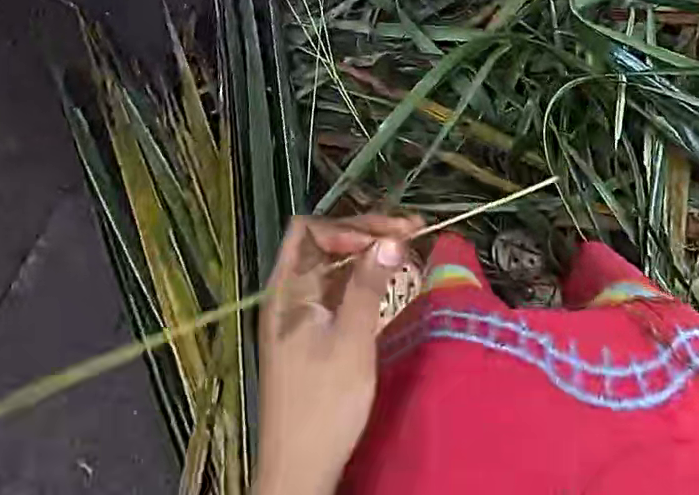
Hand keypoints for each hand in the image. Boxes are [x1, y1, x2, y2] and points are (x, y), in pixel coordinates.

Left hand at [255, 214, 419, 494]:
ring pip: (337, 264)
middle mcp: (292, 293)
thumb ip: (368, 285)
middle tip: (411, 229)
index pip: (309, 231)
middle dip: (367, 232)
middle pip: (326, 243)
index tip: (382, 239)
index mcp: (287, 289)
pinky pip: (341, 287)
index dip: (345, 228)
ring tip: (409, 242)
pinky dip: (366, 275)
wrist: (300, 472)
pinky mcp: (318, 329)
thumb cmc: (323, 404)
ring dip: (370, 251)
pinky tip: (391, 272)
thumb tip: (391, 239)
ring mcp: (305, 311)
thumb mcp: (351, 341)